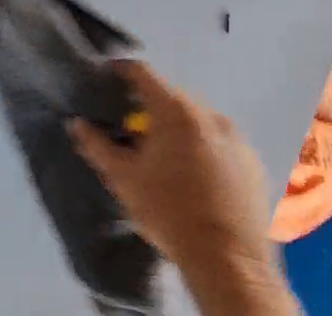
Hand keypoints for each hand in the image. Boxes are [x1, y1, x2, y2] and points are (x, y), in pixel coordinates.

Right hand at [68, 61, 274, 270]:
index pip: (142, 73)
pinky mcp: (254, 164)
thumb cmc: (168, 211)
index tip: (106, 78)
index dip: (120, 70)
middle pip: (171, 96)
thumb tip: (76, 123)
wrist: (230, 262)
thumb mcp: (122, 178)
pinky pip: (220, 142)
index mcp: (176, 112)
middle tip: (131, 127)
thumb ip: (96, 144)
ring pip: (198, 119)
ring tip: (163, 153)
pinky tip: (194, 173)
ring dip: (177, 127)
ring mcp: (238, 140)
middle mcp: (210, 116)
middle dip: (148, 105)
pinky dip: (203, 146)